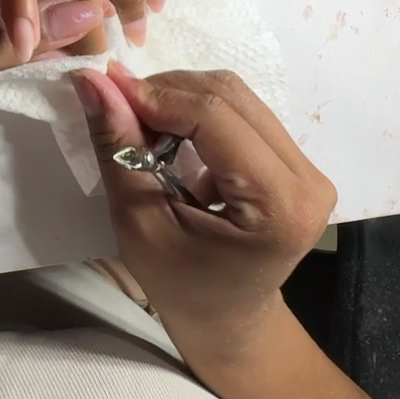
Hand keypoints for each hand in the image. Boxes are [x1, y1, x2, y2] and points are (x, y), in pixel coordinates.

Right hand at [74, 63, 335, 360]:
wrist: (225, 318)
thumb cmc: (178, 283)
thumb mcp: (137, 220)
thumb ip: (118, 147)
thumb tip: (92, 80)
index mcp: (278, 205)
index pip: (213, 117)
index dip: (155, 95)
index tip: (103, 92)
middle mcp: (307, 178)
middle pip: (227, 96)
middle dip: (163, 91)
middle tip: (116, 109)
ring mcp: (308, 166)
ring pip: (233, 94)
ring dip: (176, 96)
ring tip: (139, 124)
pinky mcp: (295, 160)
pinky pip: (240, 109)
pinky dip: (193, 109)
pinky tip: (167, 133)